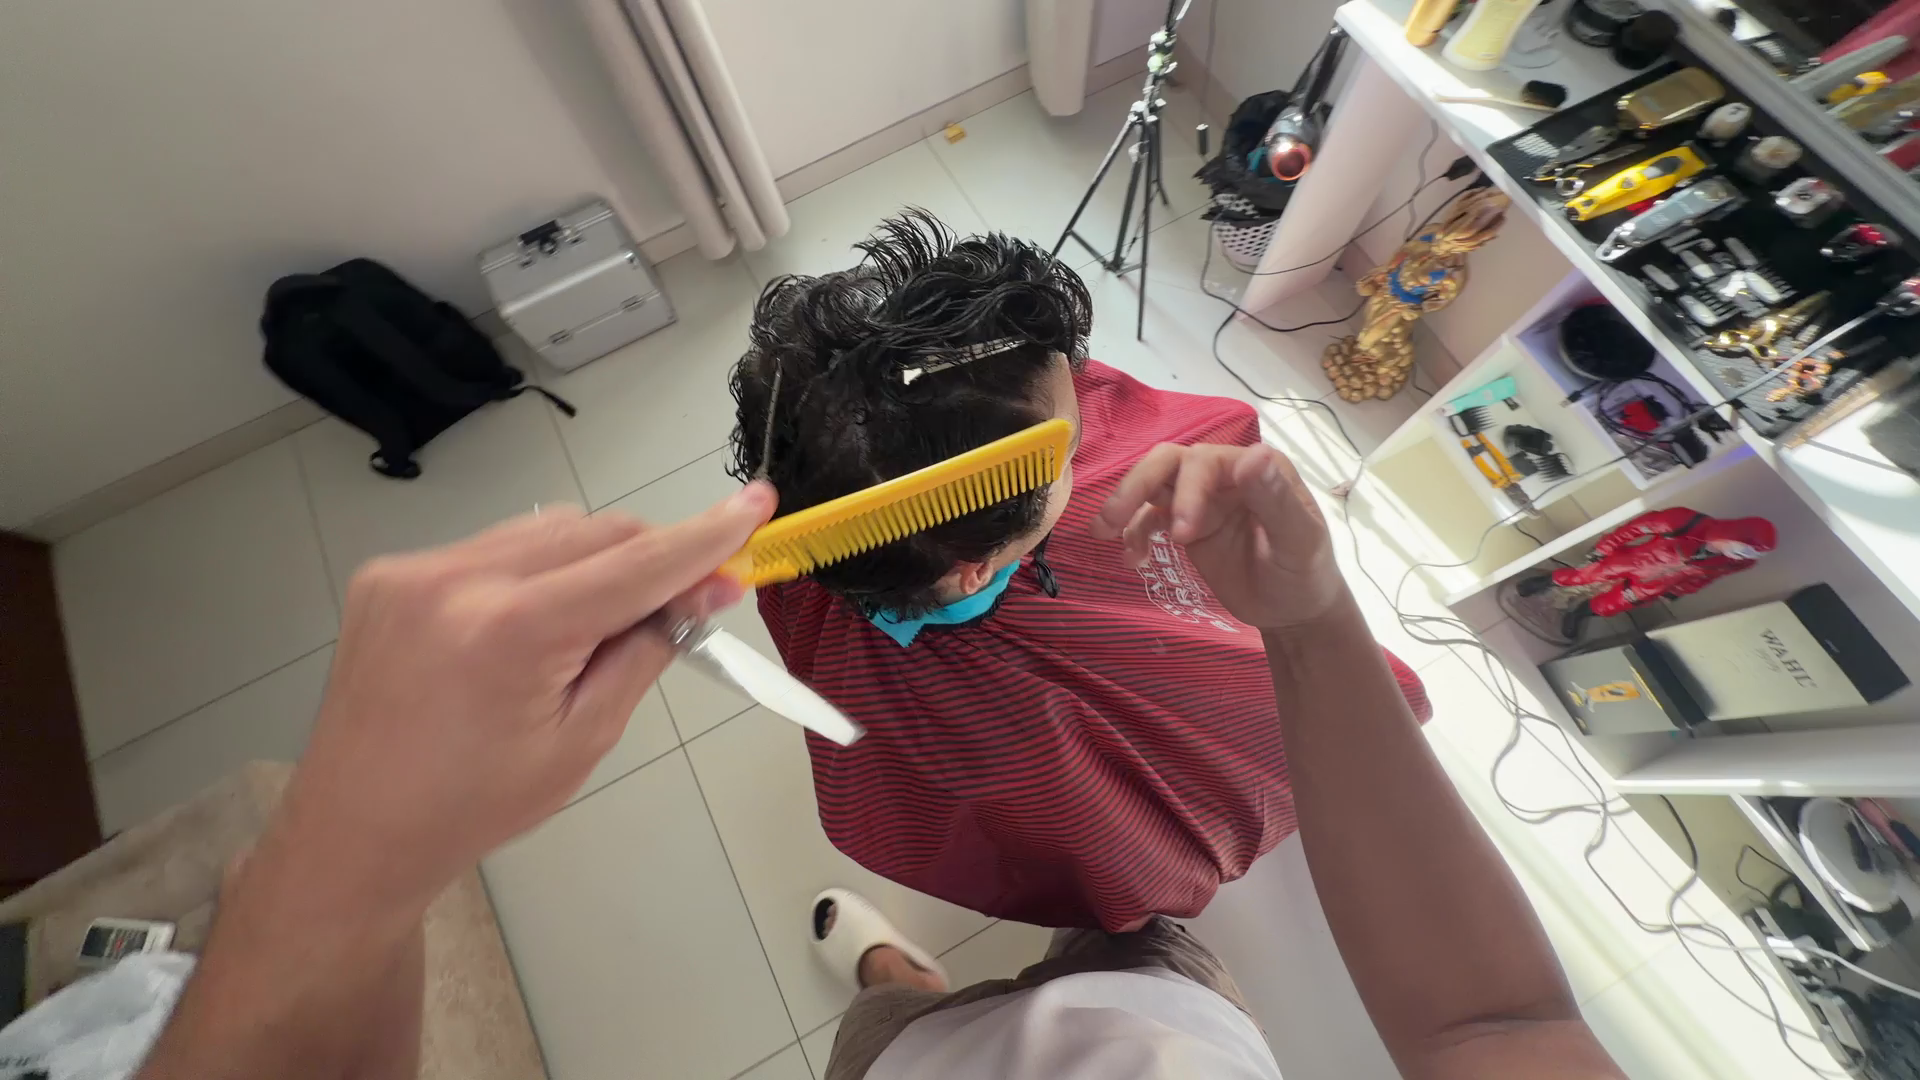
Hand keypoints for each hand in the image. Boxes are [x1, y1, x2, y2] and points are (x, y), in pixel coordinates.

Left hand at [279, 485, 776, 908]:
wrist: (352, 834)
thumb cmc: (484, 801)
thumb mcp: (590, 734)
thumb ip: (651, 646)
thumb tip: (711, 588)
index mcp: (512, 631)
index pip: (639, 563)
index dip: (709, 534)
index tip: (759, 502)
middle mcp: (459, 578)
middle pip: (603, 532)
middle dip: (661, 555)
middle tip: (698, 595)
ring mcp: (418, 568)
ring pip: (559, 527)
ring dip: (607, 557)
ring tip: (608, 619)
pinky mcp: (396, 571)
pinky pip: (509, 541)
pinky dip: (552, 563)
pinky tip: (547, 612)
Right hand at [1092, 443, 1345, 629]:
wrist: (1293, 611)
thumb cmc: (1303, 573)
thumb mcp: (1299, 540)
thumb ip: (1277, 499)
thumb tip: (1255, 454)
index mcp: (1254, 467)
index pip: (1204, 462)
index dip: (1185, 492)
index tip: (1181, 537)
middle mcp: (1223, 474)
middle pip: (1168, 463)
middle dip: (1136, 486)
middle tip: (1112, 520)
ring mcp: (1200, 499)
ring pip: (1152, 484)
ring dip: (1124, 504)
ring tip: (1102, 533)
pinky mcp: (1184, 524)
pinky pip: (1148, 518)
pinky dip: (1133, 534)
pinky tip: (1131, 560)